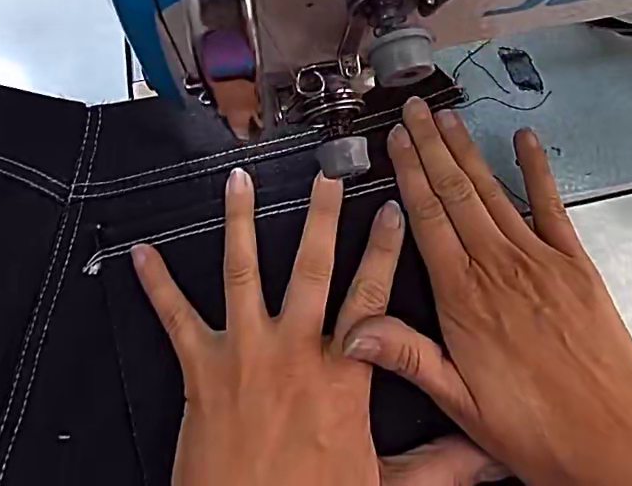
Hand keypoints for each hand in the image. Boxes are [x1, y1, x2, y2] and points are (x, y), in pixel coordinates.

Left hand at [132, 167, 506, 485]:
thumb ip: (440, 466)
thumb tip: (490, 455)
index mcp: (340, 374)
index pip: (371, 296)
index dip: (385, 250)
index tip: (394, 210)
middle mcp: (292, 351)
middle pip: (313, 267)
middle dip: (324, 216)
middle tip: (329, 175)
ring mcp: (243, 355)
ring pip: (242, 272)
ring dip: (239, 222)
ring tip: (238, 181)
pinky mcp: (200, 372)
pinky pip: (174, 319)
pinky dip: (157, 285)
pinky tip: (142, 254)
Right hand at [343, 100, 631, 485]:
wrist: (612, 439)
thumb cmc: (537, 429)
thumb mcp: (462, 404)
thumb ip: (409, 357)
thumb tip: (355, 331)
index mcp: (465, 296)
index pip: (428, 216)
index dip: (410, 172)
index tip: (398, 140)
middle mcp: (496, 264)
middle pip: (454, 190)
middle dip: (431, 144)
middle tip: (416, 109)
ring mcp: (535, 256)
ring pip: (490, 189)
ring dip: (466, 149)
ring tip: (448, 117)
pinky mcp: (571, 259)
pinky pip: (549, 203)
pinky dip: (536, 167)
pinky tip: (525, 139)